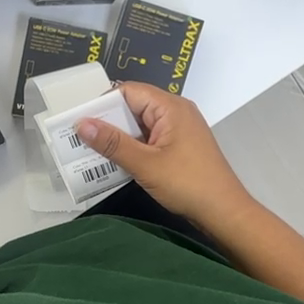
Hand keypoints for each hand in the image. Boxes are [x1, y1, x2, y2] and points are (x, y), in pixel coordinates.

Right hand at [76, 82, 254, 224]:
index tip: (79, 121)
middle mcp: (176, 112)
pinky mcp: (179, 146)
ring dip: (119, 137)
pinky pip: (149, 139)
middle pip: (133, 106)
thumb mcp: (145, 164)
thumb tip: (82, 124)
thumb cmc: (188, 185)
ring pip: (139, 125)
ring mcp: (179, 129)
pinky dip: (132, 148)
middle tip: (80, 137)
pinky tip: (115, 162)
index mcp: (170, 107)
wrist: (224, 212)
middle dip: (108, 121)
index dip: (103, 103)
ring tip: (91, 151)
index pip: (129, 92)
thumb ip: (113, 143)